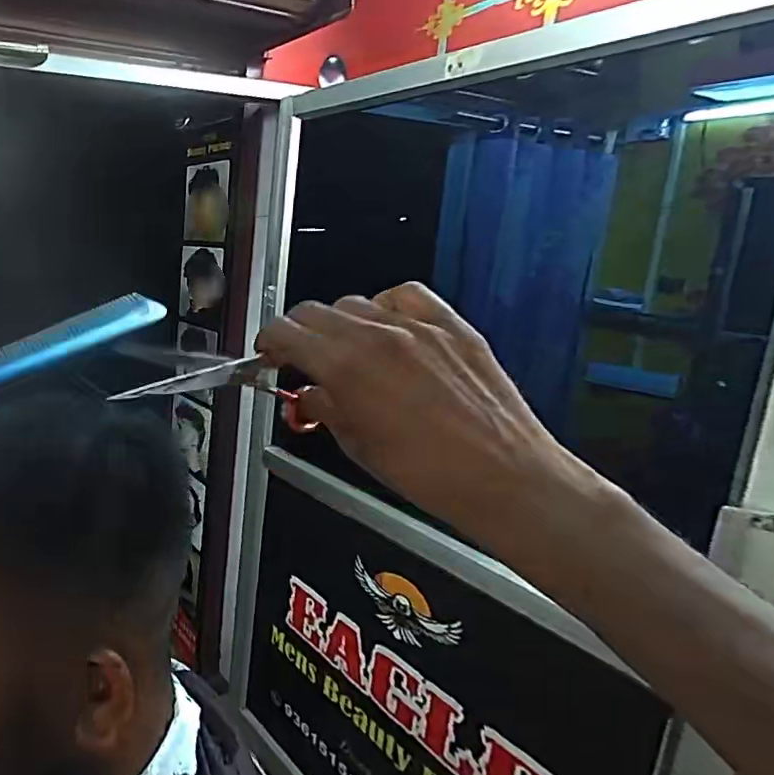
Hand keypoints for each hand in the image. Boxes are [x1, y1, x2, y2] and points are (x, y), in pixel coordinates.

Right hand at [254, 283, 606, 535]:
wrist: (505, 480)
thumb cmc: (433, 472)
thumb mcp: (355, 444)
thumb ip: (323, 408)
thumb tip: (308, 396)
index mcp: (344, 367)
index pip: (284, 330)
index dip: (267, 341)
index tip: (268, 353)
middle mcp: (377, 338)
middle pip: (312, 311)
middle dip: (296, 333)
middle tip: (297, 356)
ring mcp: (416, 328)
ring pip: (353, 302)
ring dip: (336, 323)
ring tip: (344, 349)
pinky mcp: (450, 328)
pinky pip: (405, 295)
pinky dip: (385, 305)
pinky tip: (386, 327)